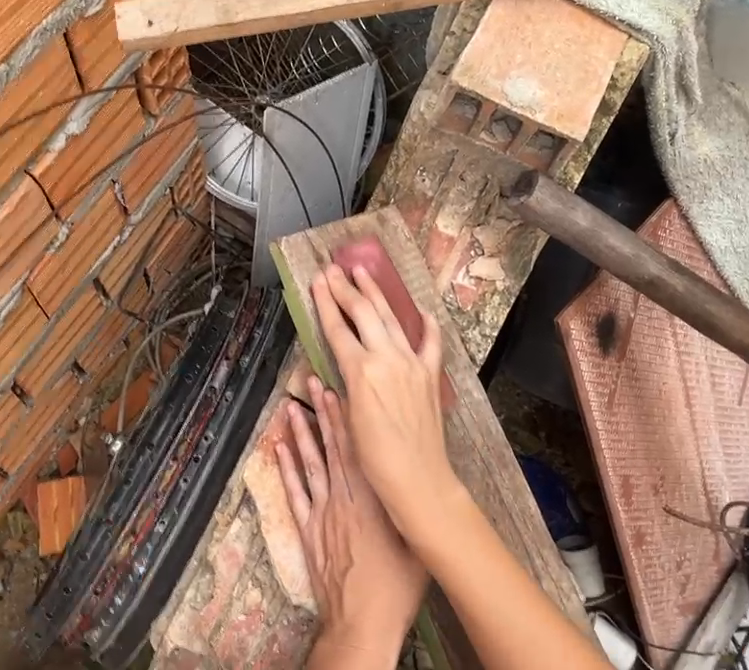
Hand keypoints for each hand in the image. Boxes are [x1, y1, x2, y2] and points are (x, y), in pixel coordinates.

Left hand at [277, 378, 426, 665]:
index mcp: (373, 498)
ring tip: (292, 406)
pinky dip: (286, 468)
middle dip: (323, 412)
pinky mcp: (308, 531)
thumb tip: (417, 479)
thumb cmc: (397, 588)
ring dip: (302, 433)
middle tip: (313, 382)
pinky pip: (295, 492)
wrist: (362, 622)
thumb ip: (412, 508)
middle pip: (332, 447)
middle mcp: (345, 498)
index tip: (339, 389)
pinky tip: (279, 448)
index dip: (346, 416)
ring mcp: (323, 512)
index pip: (357, 447)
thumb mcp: (417, 544)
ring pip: (310, 463)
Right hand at [312, 264, 455, 539]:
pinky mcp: (430, 375)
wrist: (418, 478)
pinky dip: (427, 323)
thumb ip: (345, 381)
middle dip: (346, 289)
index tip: (318, 281)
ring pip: (391, 318)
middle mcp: (387, 358)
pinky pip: (430, 342)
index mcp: (361, 370)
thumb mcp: (349, 417)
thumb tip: (342, 359)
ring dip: (376, 293)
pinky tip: (422, 310)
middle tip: (334, 270)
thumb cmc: (375, 459)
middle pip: (363, 313)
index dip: (326, 302)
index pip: (337, 328)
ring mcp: (412, 363)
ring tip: (364, 273)